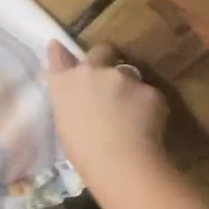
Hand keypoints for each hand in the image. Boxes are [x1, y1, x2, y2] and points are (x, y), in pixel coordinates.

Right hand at [46, 43, 167, 178]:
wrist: (118, 161)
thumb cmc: (81, 149)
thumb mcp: (65, 119)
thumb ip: (71, 98)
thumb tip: (82, 96)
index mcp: (64, 82)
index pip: (59, 56)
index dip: (61, 51)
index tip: (60, 47)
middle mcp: (90, 71)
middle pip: (101, 51)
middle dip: (105, 59)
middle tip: (109, 81)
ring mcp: (121, 77)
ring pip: (128, 74)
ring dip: (128, 85)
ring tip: (131, 110)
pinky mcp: (149, 89)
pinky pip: (148, 93)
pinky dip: (147, 105)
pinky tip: (146, 123)